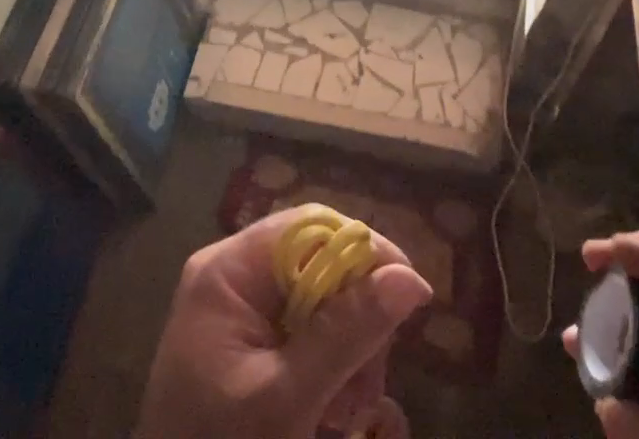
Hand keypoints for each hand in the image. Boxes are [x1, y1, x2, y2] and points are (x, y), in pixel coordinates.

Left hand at [135, 204, 433, 438]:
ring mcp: (242, 310)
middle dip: (358, 318)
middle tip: (373, 379)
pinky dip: (334, 367)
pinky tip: (338, 411)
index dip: (365, 251)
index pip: (310, 226)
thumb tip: (410, 278)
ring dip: (352, 352)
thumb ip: (345, 335)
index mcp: (228, 271)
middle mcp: (234, 276)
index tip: (409, 296)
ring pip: (324, 302)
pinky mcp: (253, 343)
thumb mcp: (287, 397)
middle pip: (322, 263)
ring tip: (354, 409)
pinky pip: (310, 333)